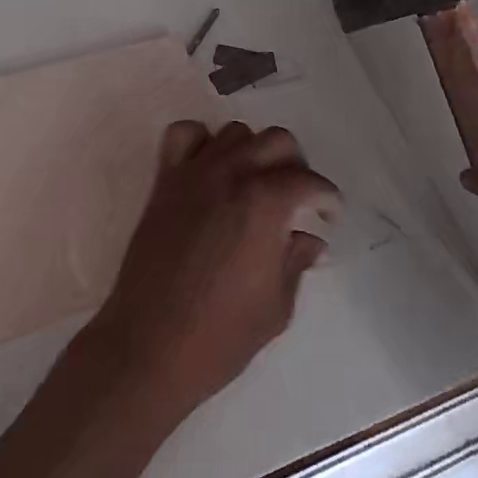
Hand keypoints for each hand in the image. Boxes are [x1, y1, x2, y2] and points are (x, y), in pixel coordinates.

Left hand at [0, 120, 339, 477]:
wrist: (149, 345)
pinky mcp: (164, 180)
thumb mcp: (277, 306)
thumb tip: (309, 239)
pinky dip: (202, 141)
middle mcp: (231, 174)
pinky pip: (183, 135)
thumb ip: (296, 261)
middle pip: (276, 141)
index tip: (328, 216)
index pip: (308, 181)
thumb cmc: (220, 335)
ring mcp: (194, 172)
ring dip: (252, 151)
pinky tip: (211, 167)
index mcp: (264, 203)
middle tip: (297, 198)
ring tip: (256, 183)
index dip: (327, 197)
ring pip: (234, 132)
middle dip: (296, 166)